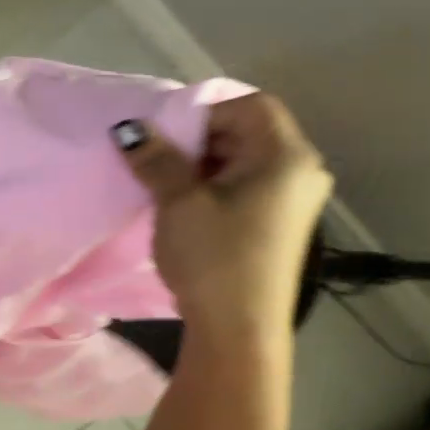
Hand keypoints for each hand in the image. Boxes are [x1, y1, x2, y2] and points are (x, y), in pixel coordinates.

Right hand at [115, 94, 331, 339]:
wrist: (239, 323)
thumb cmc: (213, 256)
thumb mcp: (178, 203)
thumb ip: (157, 161)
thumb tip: (129, 128)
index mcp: (286, 156)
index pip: (250, 106)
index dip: (202, 114)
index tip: (162, 141)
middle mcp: (300, 169)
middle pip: (247, 131)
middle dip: (196, 140)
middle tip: (155, 165)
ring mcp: (292, 196)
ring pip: (241, 159)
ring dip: (199, 165)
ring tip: (163, 189)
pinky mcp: (277, 219)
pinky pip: (243, 184)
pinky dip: (210, 185)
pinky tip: (183, 209)